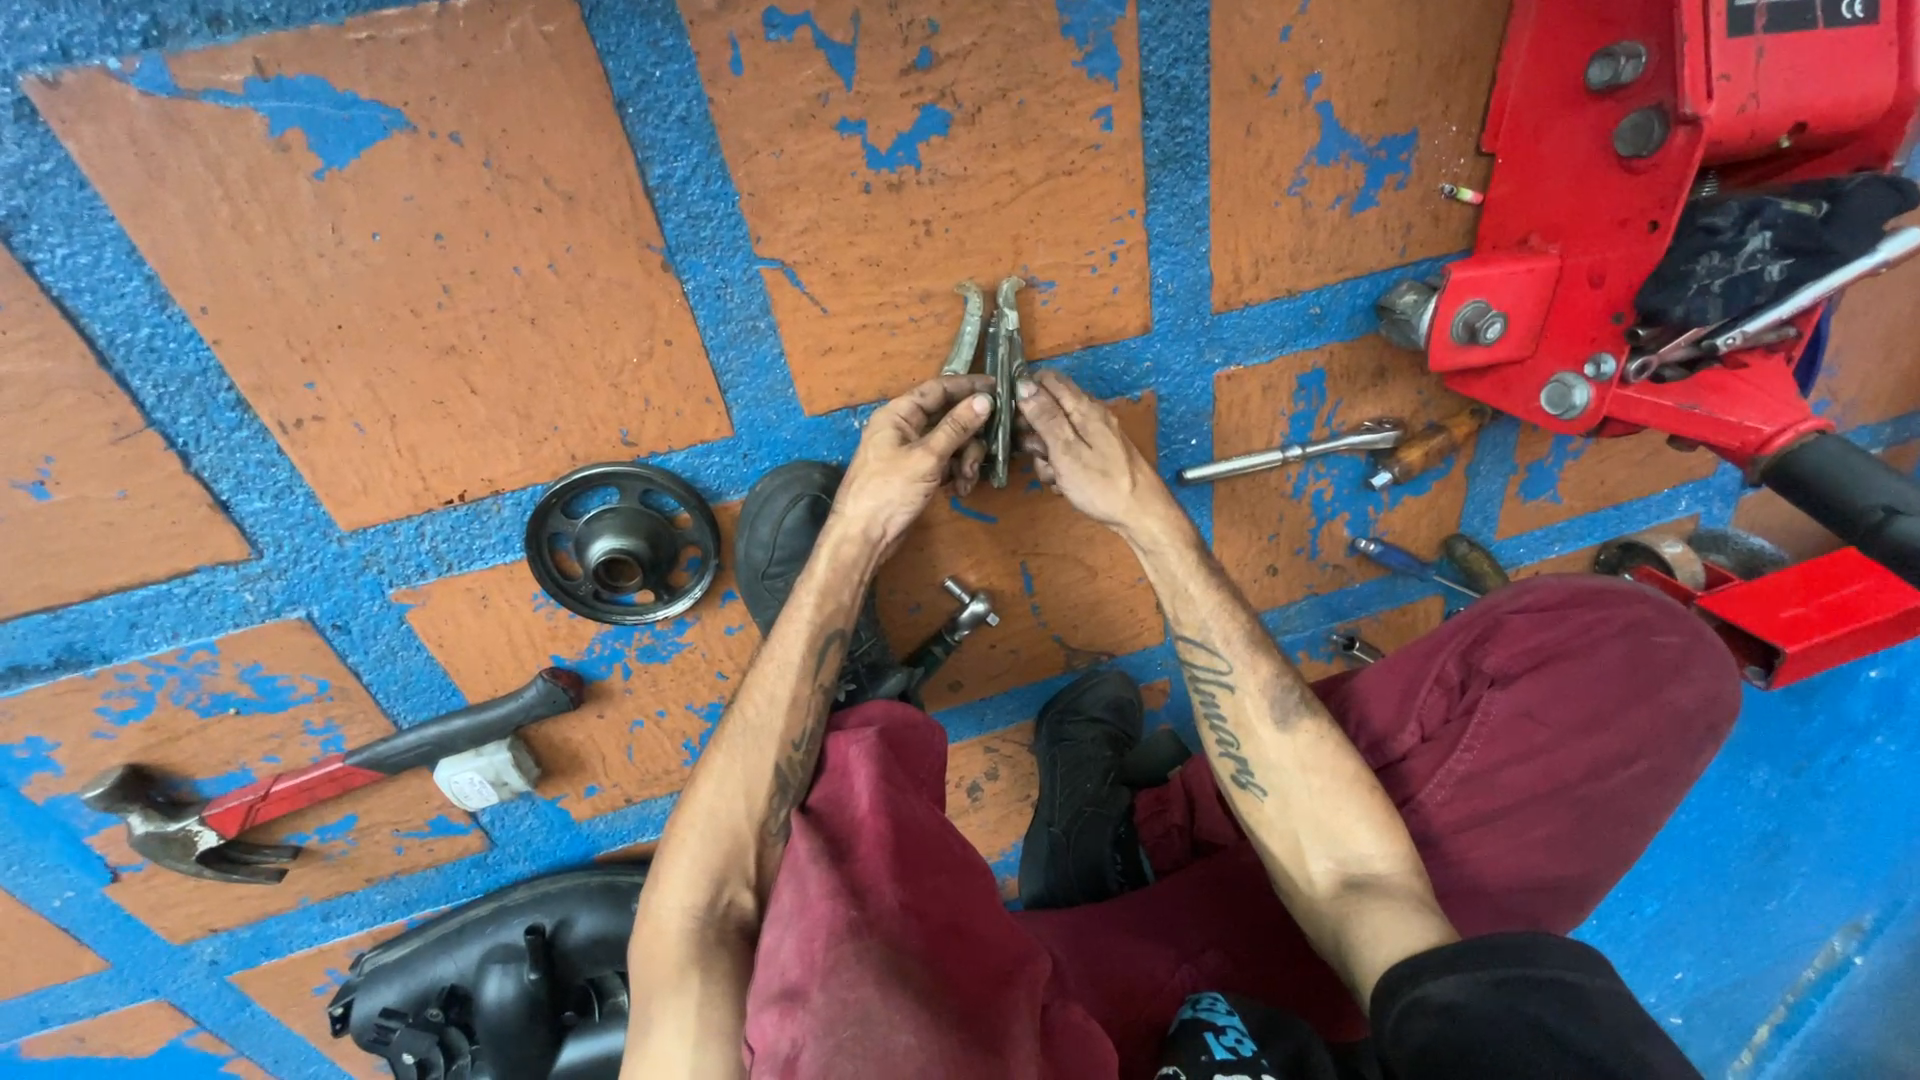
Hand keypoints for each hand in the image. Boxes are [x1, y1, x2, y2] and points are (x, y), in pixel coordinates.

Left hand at [830, 373, 994, 554]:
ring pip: (951, 444)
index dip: (968, 387)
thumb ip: (957, 427)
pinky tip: (960, 490)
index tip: (997, 388)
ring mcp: (911, 453)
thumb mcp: (927, 457)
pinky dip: (956, 474)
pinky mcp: (917, 474)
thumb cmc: (888, 491)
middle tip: (988, 447)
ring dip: (965, 460)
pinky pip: (945, 464)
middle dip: (969, 435)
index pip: (938, 389)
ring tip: (967, 479)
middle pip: (948, 418)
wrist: (864, 537)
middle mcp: (905, 428)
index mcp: (898, 414)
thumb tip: (985, 400)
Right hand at [1016, 370, 1181, 538]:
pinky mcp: (1098, 455)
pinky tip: (1065, 485)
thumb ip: (1045, 417)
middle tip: (1037, 455)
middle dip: (1034, 431)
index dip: (1026, 392)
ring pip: (1056, 435)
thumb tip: (1023, 384)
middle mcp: (1090, 415)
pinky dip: (1061, 467)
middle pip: (1050, 408)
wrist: (1141, 514)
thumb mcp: (1066, 451)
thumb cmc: (1102, 485)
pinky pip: (1069, 452)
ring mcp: (1095, 436)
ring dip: (1046, 455)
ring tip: (1055, 476)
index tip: (1014, 418)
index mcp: (1083, 408)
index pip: (1048, 380)